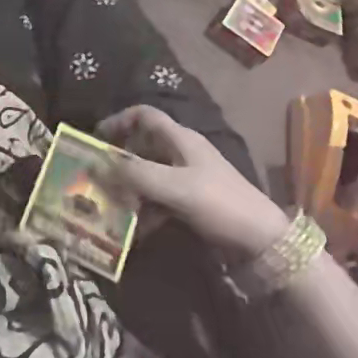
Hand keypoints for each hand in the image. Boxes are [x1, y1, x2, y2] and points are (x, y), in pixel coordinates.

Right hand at [98, 105, 291, 259]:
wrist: (262, 241)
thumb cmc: (220, 203)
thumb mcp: (175, 187)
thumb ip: (136, 175)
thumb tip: (97, 164)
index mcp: (180, 140)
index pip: (145, 116)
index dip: (119, 121)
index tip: (95, 138)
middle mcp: (181, 154)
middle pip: (142, 147)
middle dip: (118, 161)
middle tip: (94, 178)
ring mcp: (187, 179)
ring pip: (148, 177)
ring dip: (128, 190)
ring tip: (107, 207)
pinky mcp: (190, 203)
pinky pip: (158, 201)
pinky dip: (144, 211)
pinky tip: (132, 230)